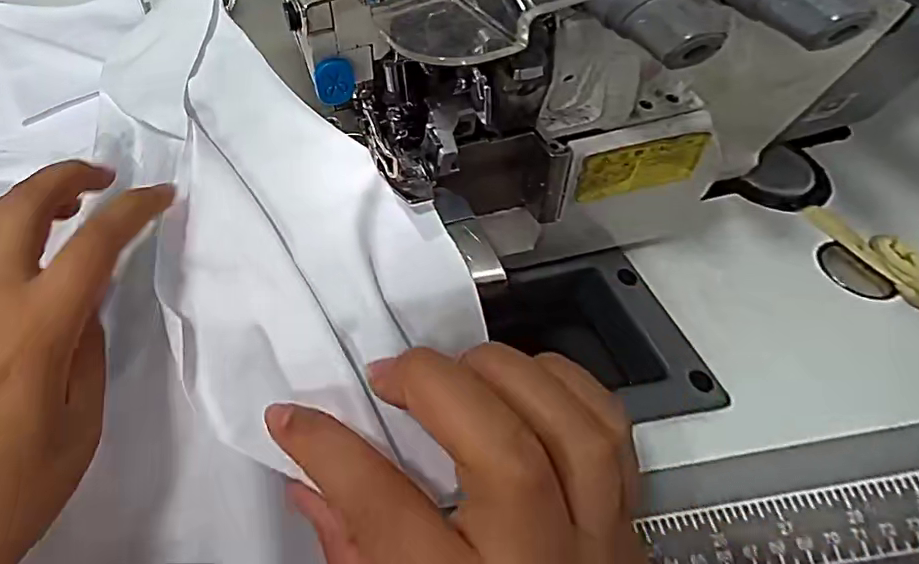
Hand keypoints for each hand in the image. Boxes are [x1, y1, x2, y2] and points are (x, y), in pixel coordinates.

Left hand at [0, 161, 174, 563]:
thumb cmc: (4, 494)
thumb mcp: (76, 429)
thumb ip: (87, 350)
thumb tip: (84, 303)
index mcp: (34, 325)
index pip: (94, 241)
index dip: (134, 208)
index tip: (161, 193)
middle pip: (26, 201)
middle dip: (69, 174)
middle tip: (103, 179)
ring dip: (32, 195)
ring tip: (65, 207)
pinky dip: (4, 225)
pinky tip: (22, 253)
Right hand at [267, 344, 645, 563]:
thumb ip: (348, 549)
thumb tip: (306, 478)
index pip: (387, 507)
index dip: (325, 446)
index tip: (292, 417)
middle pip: (504, 452)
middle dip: (432, 384)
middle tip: (385, 377)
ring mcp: (599, 548)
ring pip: (572, 432)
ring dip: (502, 374)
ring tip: (454, 372)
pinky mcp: (625, 525)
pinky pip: (611, 432)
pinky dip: (562, 386)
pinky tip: (517, 384)